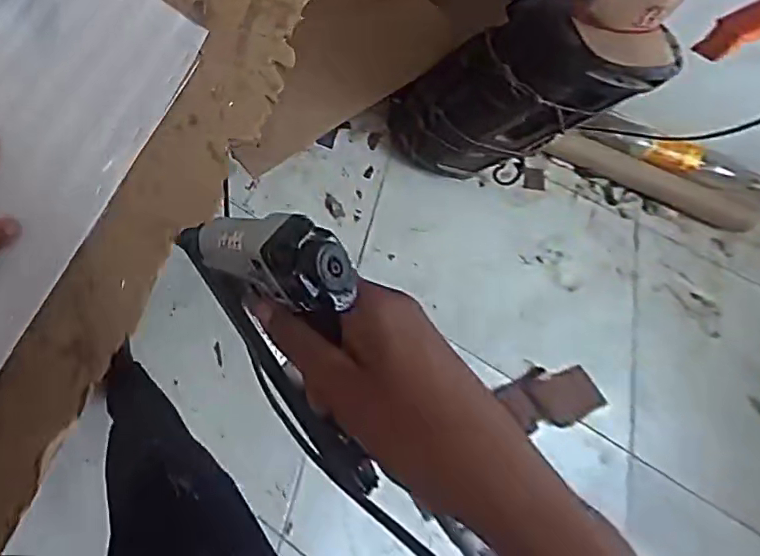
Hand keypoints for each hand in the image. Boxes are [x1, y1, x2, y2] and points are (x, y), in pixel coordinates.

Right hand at [253, 282, 632, 554]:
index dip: (285, 298)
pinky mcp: (429, 357)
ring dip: (337, 369)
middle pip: (332, 309)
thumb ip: (295, 339)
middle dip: (315, 347)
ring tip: (345, 416)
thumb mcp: (338, 388)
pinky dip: (363, 378)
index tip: (267, 323)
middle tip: (316, 392)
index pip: (312, 276)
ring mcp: (416, 331)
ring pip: (354, 336)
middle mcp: (396, 305)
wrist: (497, 482)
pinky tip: (369, 420)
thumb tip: (262, 301)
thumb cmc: (415, 432)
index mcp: (373, 301)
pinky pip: (379, 354)